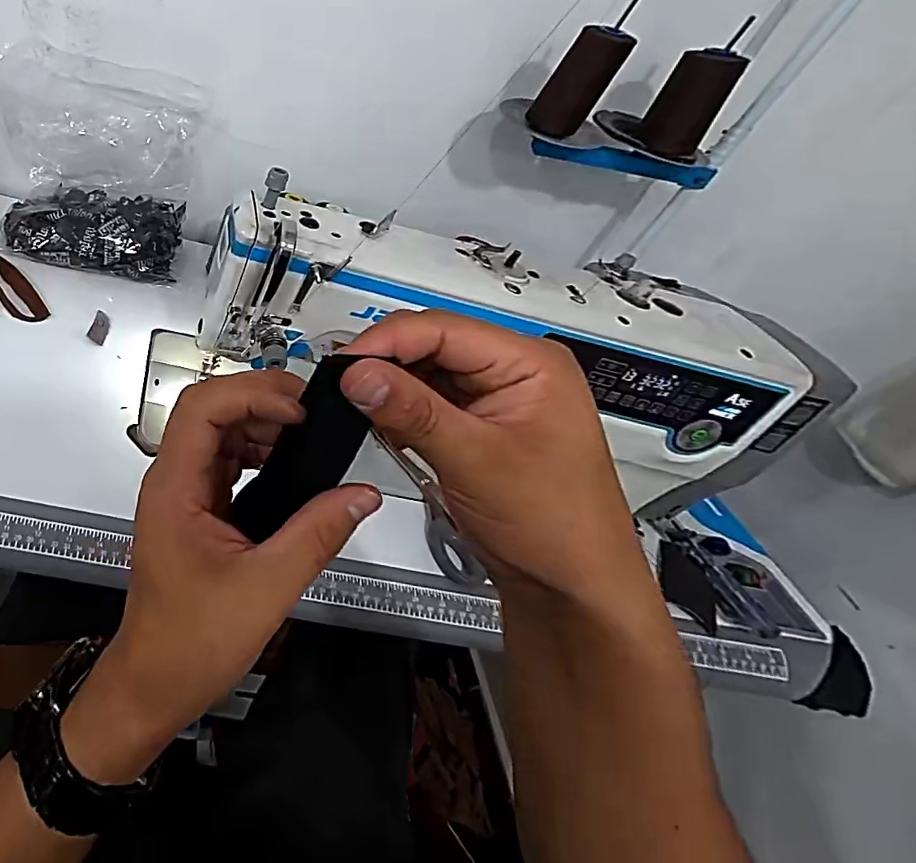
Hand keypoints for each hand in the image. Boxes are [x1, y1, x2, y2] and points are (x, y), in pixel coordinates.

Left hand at [60, 370, 381, 783]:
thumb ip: (316, 535)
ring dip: (261, 424)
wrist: (155, 682)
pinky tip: (288, 463)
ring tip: (306, 435)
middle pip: (210, 410)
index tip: (295, 411)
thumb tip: (358, 497)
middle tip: (309, 411)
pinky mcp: (196, 508)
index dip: (251, 395)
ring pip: (219, 432)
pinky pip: (226, 460)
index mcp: (173, 489)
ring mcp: (182, 493)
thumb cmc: (188, 643)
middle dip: (260, 400)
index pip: (202, 408)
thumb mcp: (266, 588)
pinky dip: (258, 452)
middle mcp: (172, 481)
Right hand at [338, 310, 650, 608]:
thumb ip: (412, 412)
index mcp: (530, 363)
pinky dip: (401, 410)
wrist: (570, 586)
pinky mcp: (476, 420)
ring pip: (423, 371)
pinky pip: (427, 399)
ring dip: (391, 389)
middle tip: (347, 387)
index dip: (385, 342)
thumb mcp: (474, 461)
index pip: (440, 329)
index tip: (345, 365)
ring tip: (367, 412)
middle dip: (384, 364)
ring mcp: (494, 396)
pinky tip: (388, 427)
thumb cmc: (559, 527)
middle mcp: (514, 370)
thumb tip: (361, 374)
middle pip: (429, 343)